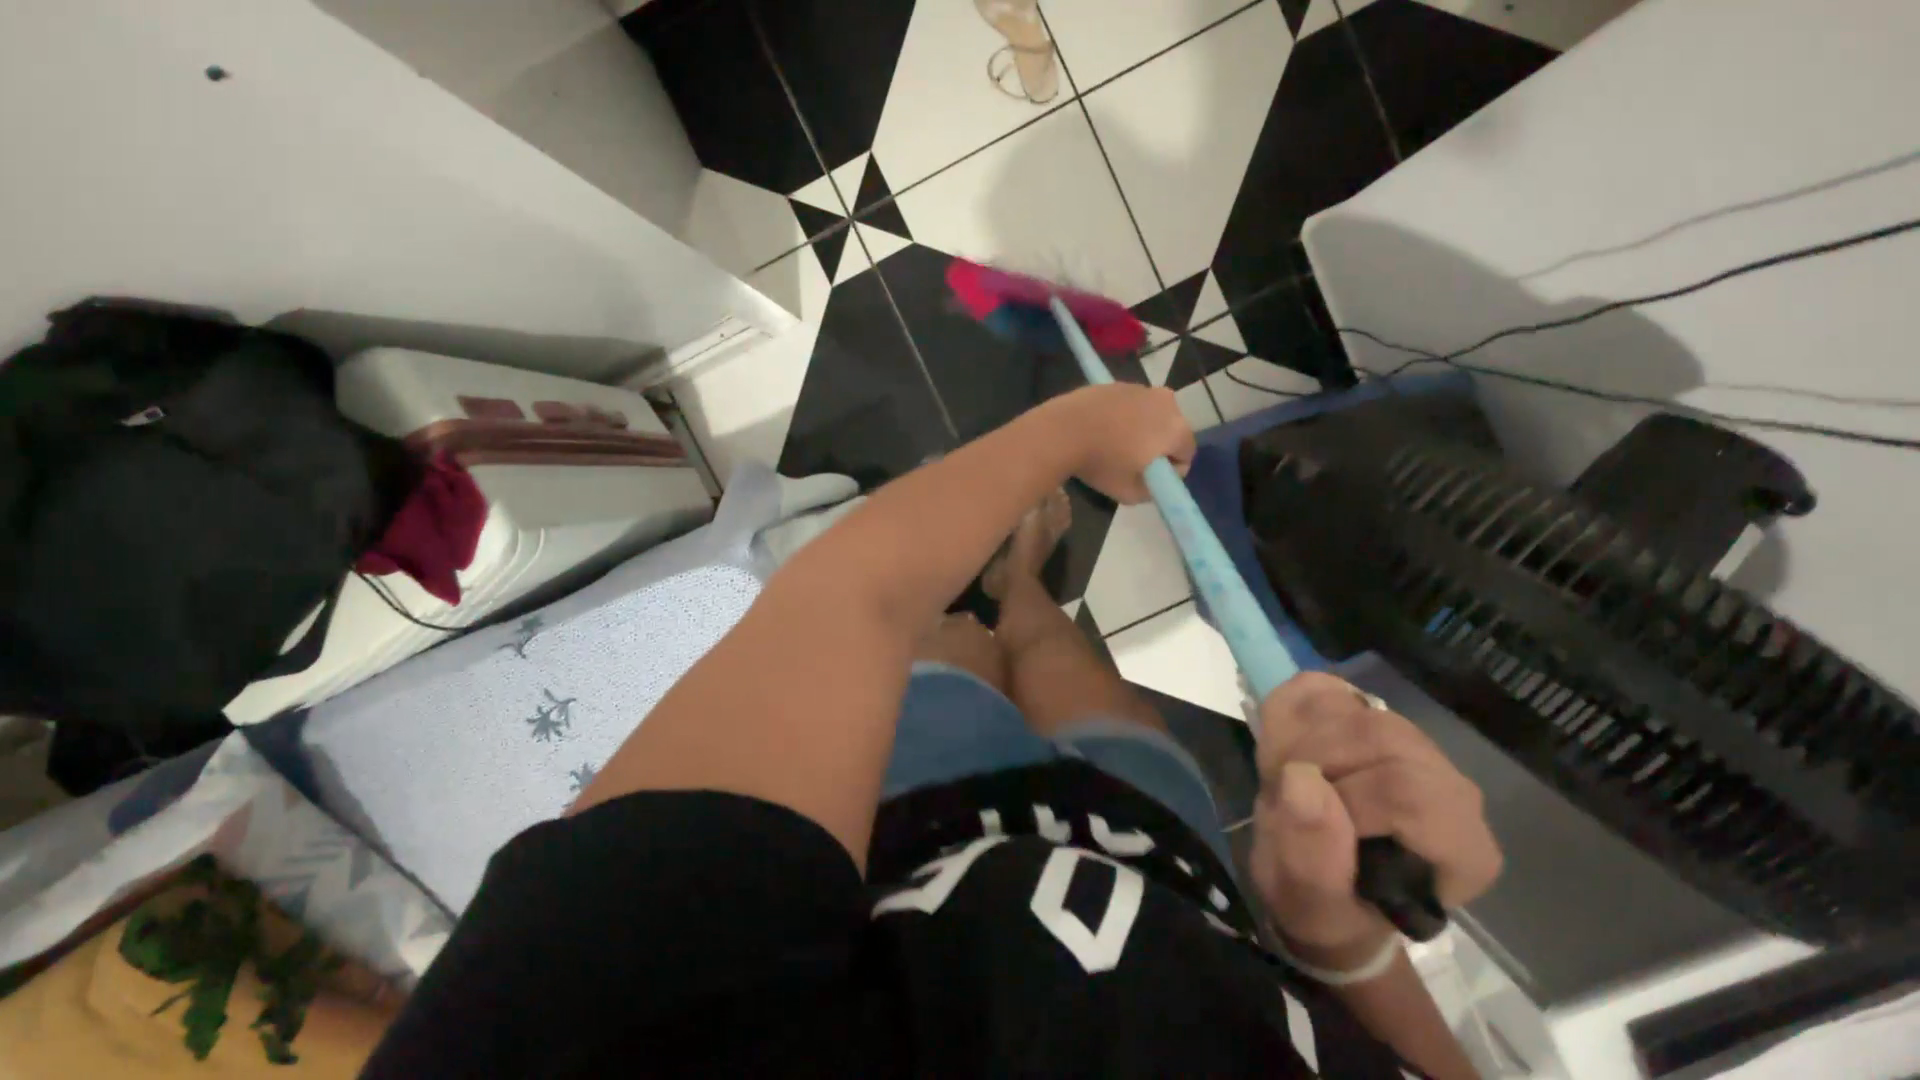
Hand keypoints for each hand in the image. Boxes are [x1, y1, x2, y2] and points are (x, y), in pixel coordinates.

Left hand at [1046, 384, 1194, 503]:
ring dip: (1141, 431)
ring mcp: (1141, 389)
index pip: (1186, 455)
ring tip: (1114, 446)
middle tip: (1132, 463)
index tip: (1149, 479)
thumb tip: (1154, 483)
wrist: (1062, 430)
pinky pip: (1130, 406)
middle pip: (1171, 431)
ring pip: (1151, 416)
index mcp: (1177, 428)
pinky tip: (1103, 430)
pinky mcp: (1118, 383)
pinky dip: (1123, 418)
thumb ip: (1152, 491)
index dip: (1170, 472)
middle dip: (1157, 448)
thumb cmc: (1101, 463)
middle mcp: (1166, 402)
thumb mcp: (1130, 493)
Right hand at [1249, 674, 1501, 965]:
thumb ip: (1311, 857)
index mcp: (1460, 849)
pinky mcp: (1378, 718)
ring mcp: (1419, 748)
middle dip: (1311, 758)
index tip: (1304, 823)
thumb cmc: (1326, 907)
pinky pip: (1332, 690)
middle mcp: (1455, 792)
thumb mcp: (1309, 905)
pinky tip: (1286, 743)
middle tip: (1279, 794)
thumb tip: (1302, 779)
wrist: (1320, 887)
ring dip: (1300, 737)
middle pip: (1380, 739)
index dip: (1344, 797)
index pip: (1406, 791)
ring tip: (1280, 774)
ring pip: (1356, 713)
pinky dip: (1293, 709)